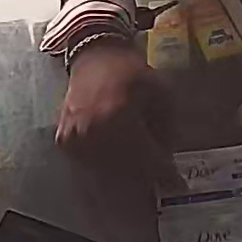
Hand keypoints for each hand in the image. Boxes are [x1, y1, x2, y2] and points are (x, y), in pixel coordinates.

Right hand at [56, 36, 171, 180]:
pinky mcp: (64, 141)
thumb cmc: (129, 70)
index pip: (146, 158)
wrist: (94, 56)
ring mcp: (75, 138)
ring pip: (107, 170)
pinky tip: (119, 156)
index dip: (165, 174)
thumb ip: (166, 127)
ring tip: (142, 166)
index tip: (178, 185)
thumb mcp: (159, 92)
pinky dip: (106, 164)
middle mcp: (93, 132)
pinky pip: (90, 163)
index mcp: (119, 118)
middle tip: (163, 178)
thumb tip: (167, 157)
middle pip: (127, 169)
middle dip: (147, 175)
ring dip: (127, 172)